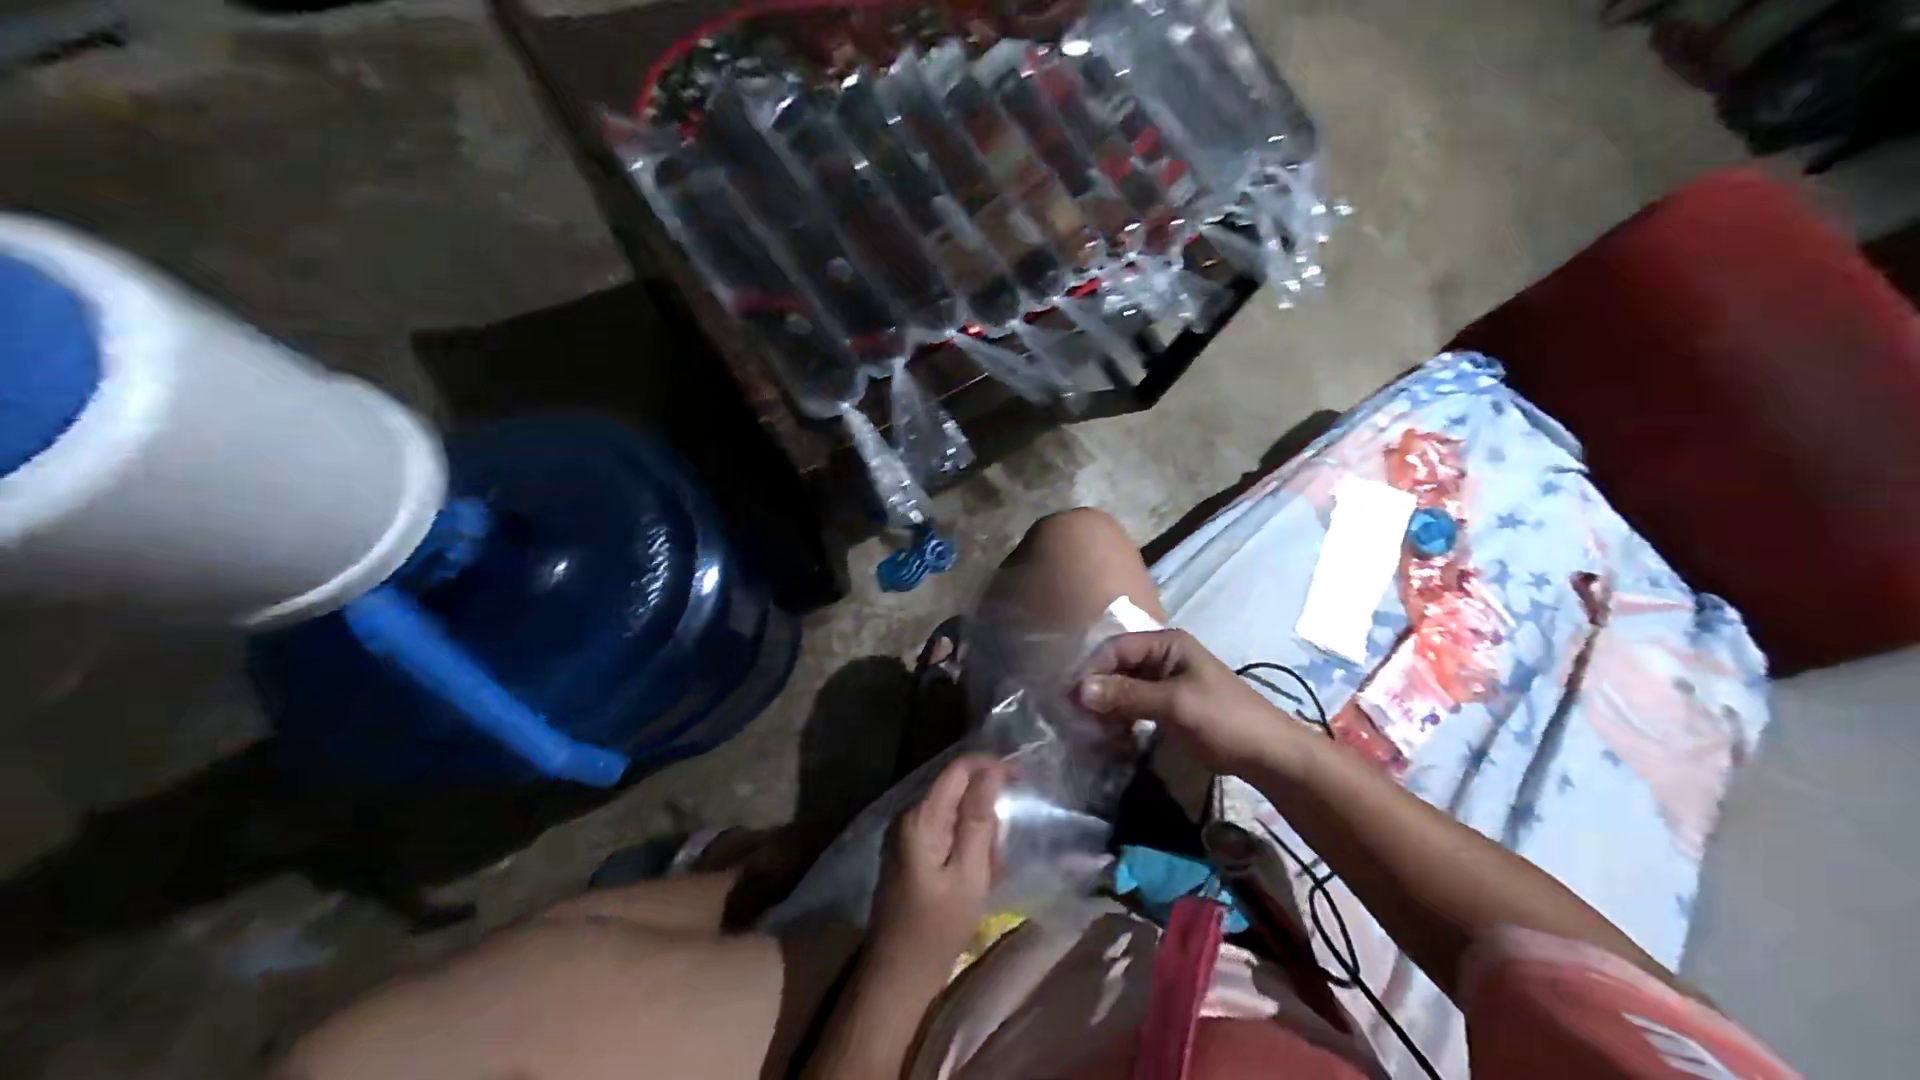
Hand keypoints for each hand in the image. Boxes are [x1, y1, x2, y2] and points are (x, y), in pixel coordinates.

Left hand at [870, 755, 1005, 968]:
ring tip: (990, 871)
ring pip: (952, 812)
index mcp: (920, 817)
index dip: (991, 767)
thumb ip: (978, 819)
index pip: (958, 770)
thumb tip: (991, 772)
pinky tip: (974, 877)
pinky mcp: (907, 851)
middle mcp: (907, 816)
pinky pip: (943, 831)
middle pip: (956, 790)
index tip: (1022, 779)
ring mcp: (904, 834)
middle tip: (1002, 851)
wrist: (896, 976)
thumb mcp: (968, 874)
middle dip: (986, 810)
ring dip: (977, 833)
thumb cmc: (936, 929)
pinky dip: (964, 846)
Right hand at [1075, 629, 1310, 777]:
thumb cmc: (1223, 720)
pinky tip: (1109, 732)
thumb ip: (1126, 695)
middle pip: (1117, 665)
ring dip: (1106, 704)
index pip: (1116, 648)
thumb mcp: (1173, 705)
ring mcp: (1166, 679)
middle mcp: (1163, 655)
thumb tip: (1079, 690)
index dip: (1092, 671)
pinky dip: (1120, 715)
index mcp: (1167, 643)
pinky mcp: (1168, 703)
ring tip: (1090, 727)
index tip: (1072, 699)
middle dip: (1097, 688)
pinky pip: (1134, 702)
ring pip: (1123, 685)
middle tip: (1076, 716)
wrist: (1268, 754)